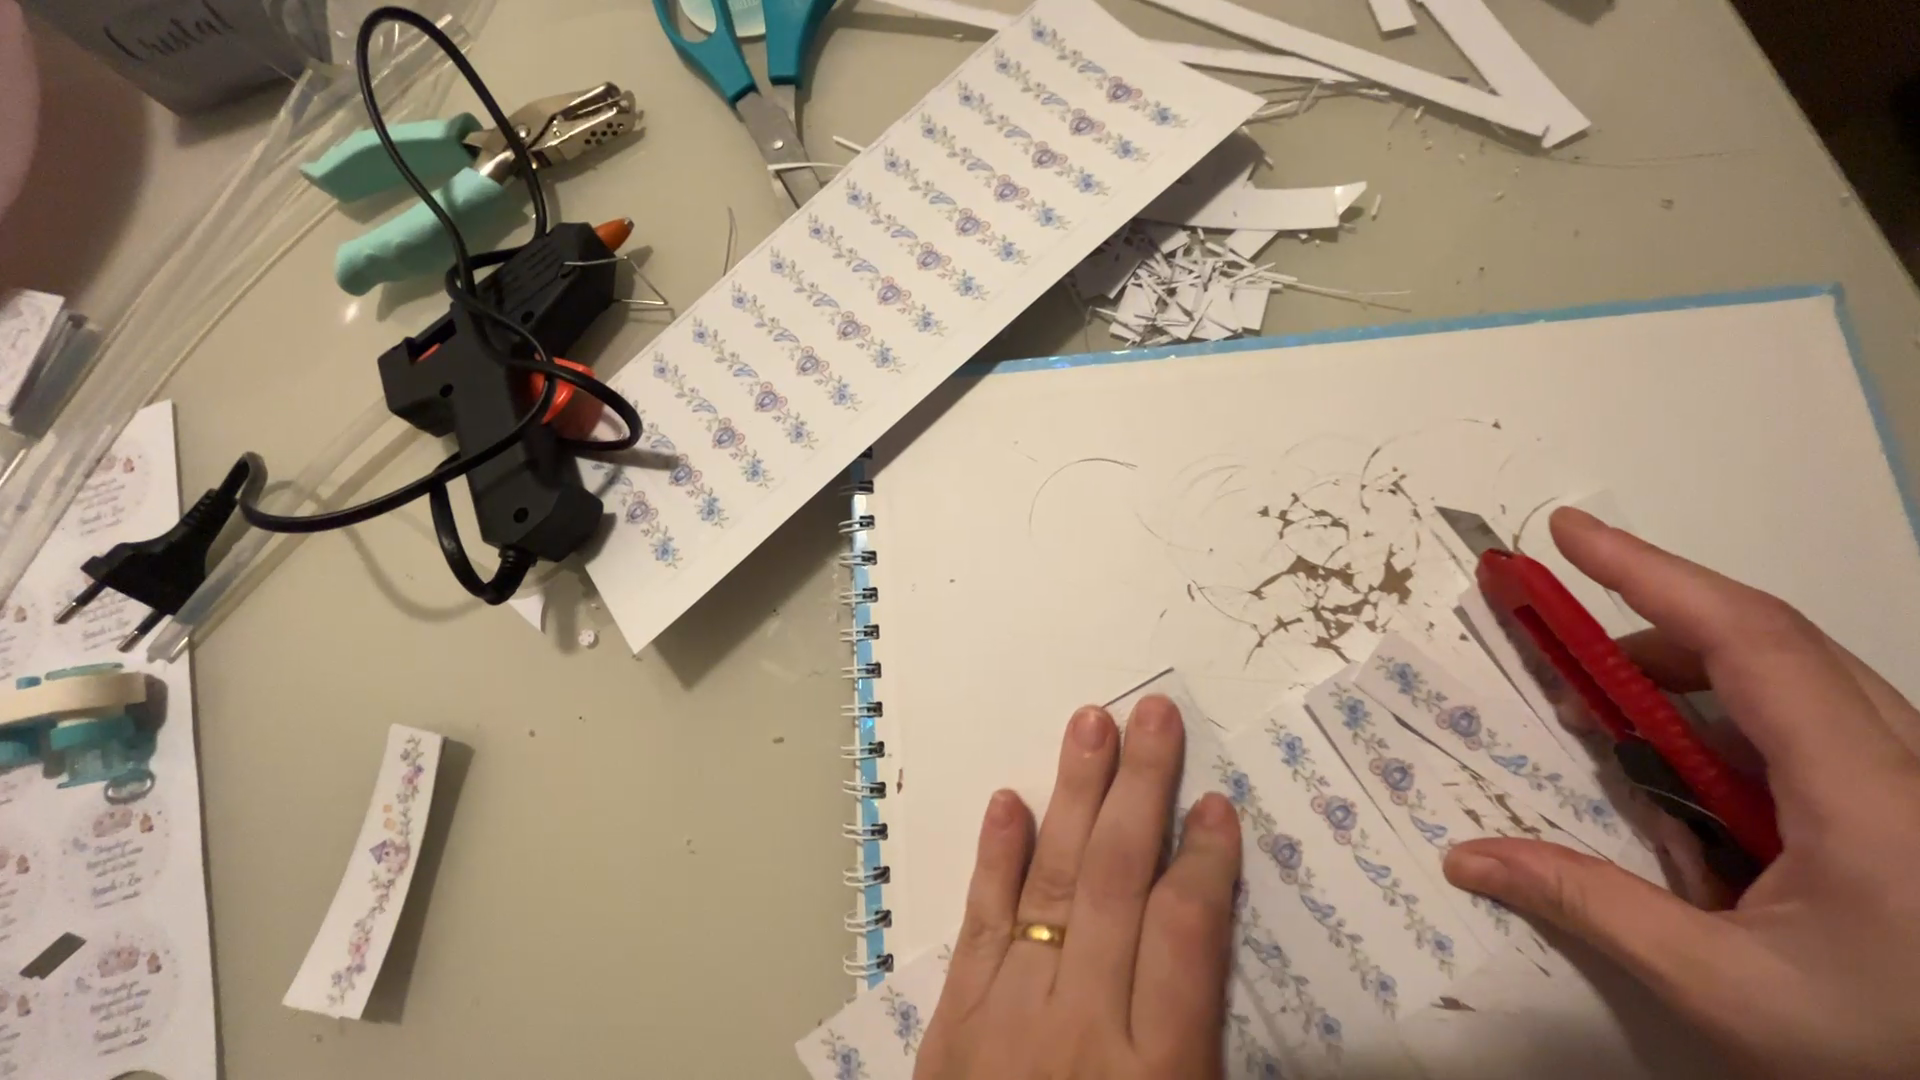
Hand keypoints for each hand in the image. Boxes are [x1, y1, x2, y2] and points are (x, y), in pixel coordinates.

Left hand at [914, 697, 1242, 1079]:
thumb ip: (1204, 1048)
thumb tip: (1216, 952)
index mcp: (1153, 1072)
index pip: (1185, 938)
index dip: (1206, 862)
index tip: (1218, 802)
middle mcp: (1080, 1026)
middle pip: (1116, 883)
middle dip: (1138, 790)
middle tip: (1152, 713)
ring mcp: (1008, 1014)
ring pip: (1050, 885)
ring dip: (1071, 799)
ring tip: (1088, 726)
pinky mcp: (954, 1019)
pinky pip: (979, 924)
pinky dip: (994, 860)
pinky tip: (1006, 802)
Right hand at [1444, 507, 1919, 1078]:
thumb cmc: (1888, 1051)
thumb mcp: (1726, 989)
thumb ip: (1592, 906)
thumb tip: (1466, 856)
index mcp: (1873, 799)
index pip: (1751, 641)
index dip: (1653, 573)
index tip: (1568, 532)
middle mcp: (1910, 765)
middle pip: (1766, 643)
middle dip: (1647, 626)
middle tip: (1558, 652)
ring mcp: (1915, 779)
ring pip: (1789, 677)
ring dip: (1679, 676)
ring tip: (1606, 724)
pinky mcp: (1908, 799)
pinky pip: (1806, 720)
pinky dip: (1719, 719)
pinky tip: (1684, 777)